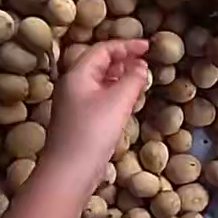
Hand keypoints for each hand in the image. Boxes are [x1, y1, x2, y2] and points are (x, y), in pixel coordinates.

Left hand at [44, 39, 147, 183]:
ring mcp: (74, 103)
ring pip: (100, 80)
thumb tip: (141, 67)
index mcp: (78, 75)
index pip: (103, 49)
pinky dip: (116, 92)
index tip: (149, 47)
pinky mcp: (79, 120)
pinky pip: (99, 96)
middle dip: (124, 59)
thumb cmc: (92, 133)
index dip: (127, 45)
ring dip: (120, 76)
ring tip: (141, 78)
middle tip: (146, 61)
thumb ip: (133, 79)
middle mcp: (72, 85)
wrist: (68, 172)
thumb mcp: (118, 102)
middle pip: (99, 63)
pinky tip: (128, 100)